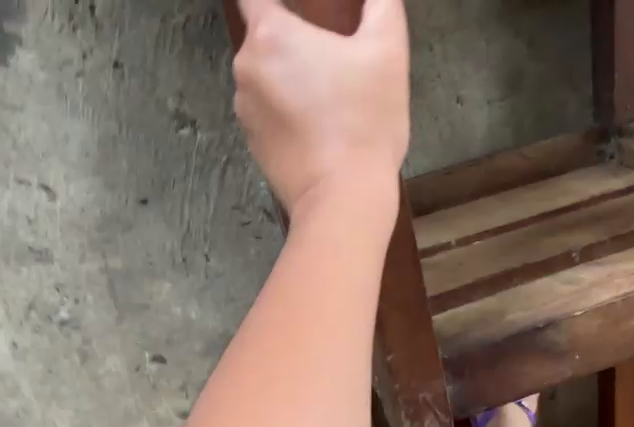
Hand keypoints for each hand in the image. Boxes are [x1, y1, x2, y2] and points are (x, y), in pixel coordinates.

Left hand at [231, 0, 409, 215]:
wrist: (344, 200)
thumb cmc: (365, 123)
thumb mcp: (388, 52)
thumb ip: (381, 5)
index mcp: (270, 35)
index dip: (276, 0)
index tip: (300, 15)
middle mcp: (246, 69)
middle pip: (265, 40)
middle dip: (295, 46)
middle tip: (335, 65)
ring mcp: (245, 112)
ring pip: (267, 81)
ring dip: (291, 83)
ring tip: (331, 104)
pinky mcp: (254, 147)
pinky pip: (269, 117)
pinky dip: (288, 117)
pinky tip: (320, 133)